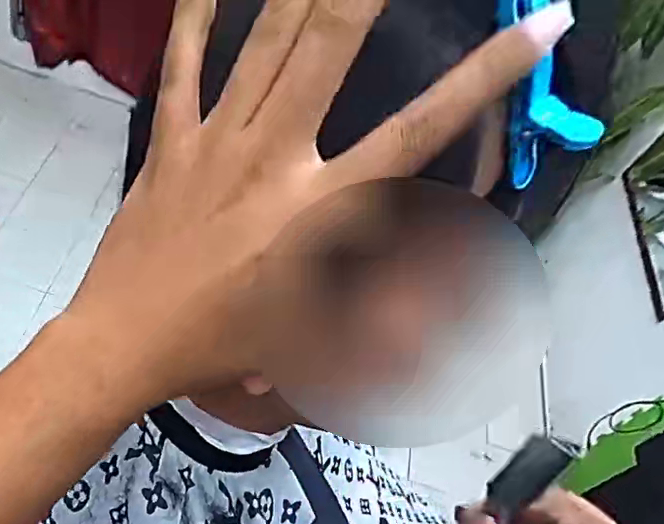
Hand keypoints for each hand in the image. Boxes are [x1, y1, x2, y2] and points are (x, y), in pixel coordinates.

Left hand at [59, 0, 574, 402]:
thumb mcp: (299, 339)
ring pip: (265, 37)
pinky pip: (182, 68)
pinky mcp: (168, 146)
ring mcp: (214, 144)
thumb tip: (433, 313)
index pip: (414, 134)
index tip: (539, 21)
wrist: (125, 344)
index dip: (483, 78)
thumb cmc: (213, 349)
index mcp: (313, 213)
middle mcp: (272, 159)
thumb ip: (365, 318)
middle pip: (332, 41)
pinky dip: (194, 17)